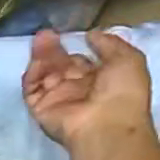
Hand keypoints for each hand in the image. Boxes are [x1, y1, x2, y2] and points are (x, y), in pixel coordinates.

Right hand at [22, 29, 153, 149]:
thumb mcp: (128, 59)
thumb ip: (109, 43)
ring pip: (44, 75)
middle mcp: (77, 89)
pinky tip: (35, 61)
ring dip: (41, 57)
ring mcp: (57, 99)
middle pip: (59, 66)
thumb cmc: (122, 92)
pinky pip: (31, 89)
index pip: (80, 61)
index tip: (68, 33)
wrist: (105, 126)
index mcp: (99, 79)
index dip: (75, 47)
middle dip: (53, 50)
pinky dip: (31, 75)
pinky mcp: (40, 108)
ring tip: (40, 39)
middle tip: (46, 33)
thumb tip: (91, 34)